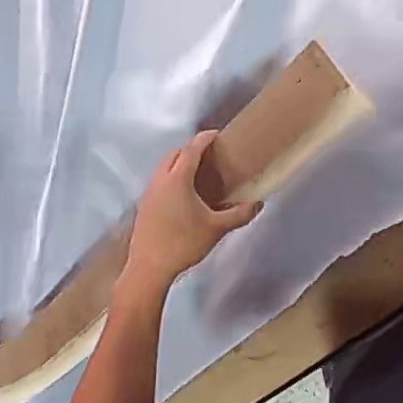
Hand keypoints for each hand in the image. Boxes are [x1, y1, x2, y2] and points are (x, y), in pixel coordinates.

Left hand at [125, 130, 261, 286]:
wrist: (149, 268)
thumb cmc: (184, 243)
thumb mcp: (217, 228)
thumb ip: (239, 214)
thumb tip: (258, 204)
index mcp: (178, 179)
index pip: (192, 149)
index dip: (205, 138)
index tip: (217, 134)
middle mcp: (160, 180)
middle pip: (175, 154)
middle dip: (191, 150)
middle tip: (210, 157)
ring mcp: (149, 193)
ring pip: (164, 168)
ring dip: (179, 165)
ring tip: (198, 176)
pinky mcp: (144, 206)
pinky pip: (159, 182)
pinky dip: (171, 179)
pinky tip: (184, 198)